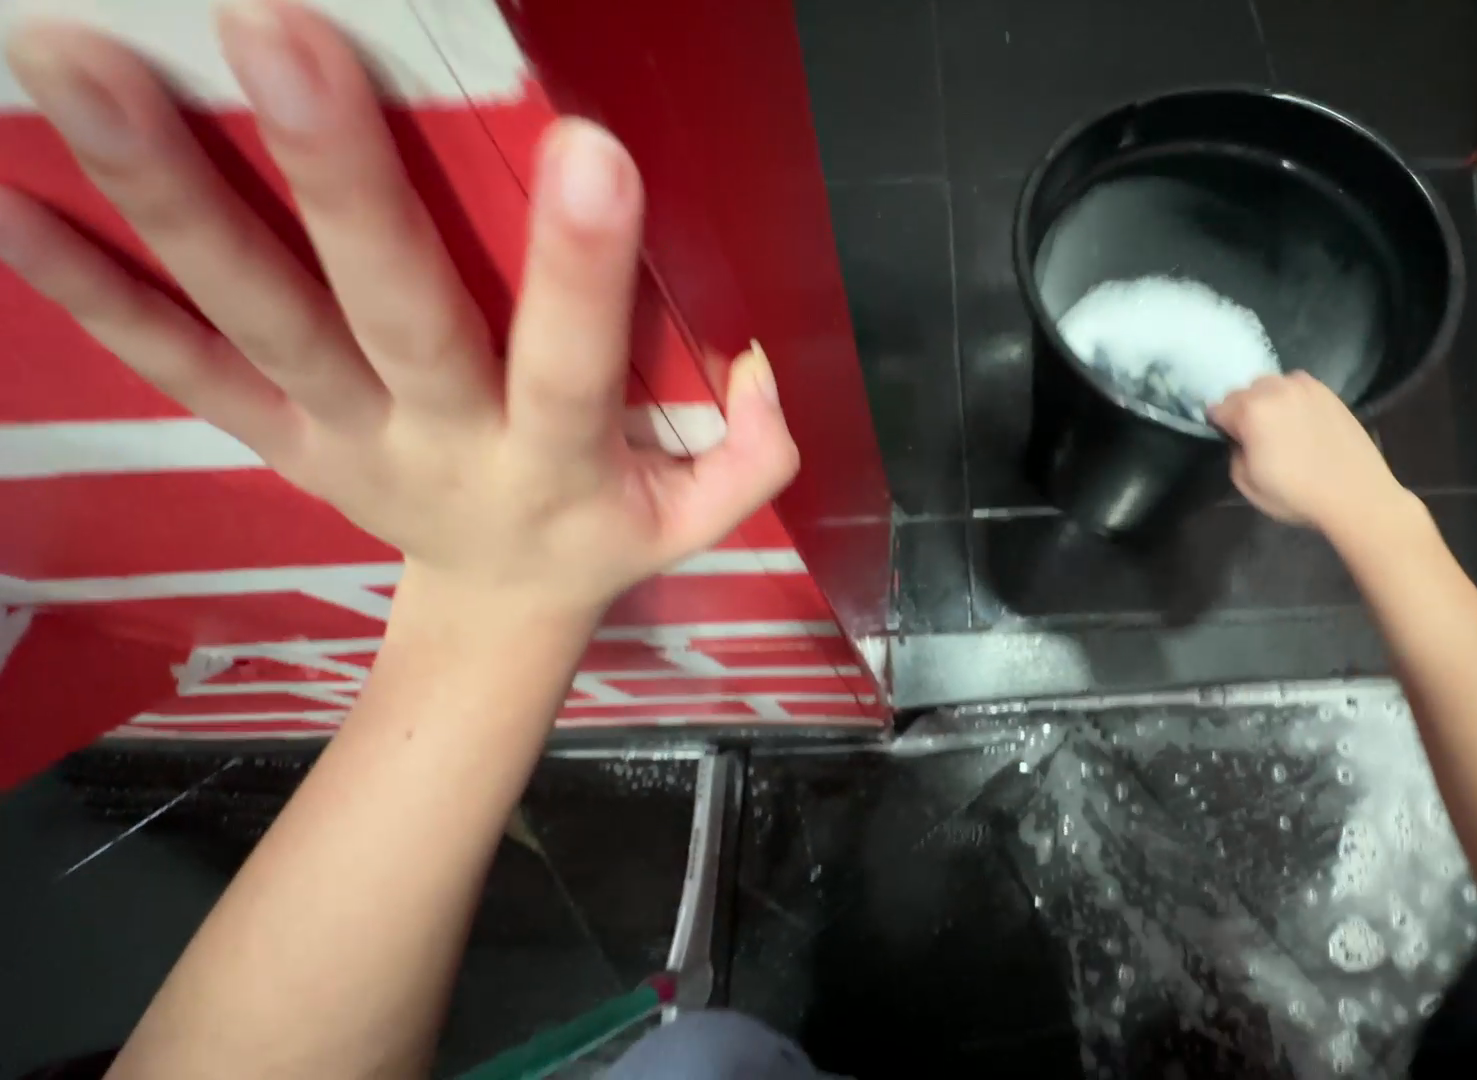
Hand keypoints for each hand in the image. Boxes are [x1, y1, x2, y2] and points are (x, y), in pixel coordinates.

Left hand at [0, 2, 797, 620]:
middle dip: (343, 187)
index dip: (581, 271)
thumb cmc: (612, 539)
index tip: (588, 150)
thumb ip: (756, 454)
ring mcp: (345, 441)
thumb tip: (763, 363)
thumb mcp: (702, 520)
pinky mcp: (279, 438)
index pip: (574, 366)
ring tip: (74, 62)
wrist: (502, 604)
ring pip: (261, 327)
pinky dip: (90, 293)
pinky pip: (181, 370)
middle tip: (279, 34)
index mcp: (561, 464)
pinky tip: (2, 197)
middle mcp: (444, 447)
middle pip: (393, 321)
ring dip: (171, 203)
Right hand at [1209, 372, 1410, 533]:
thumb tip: (1239, 439)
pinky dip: (1290, 398)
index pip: (1218, 408)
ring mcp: (1305, 388)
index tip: (1230, 442)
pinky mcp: (1327, 392)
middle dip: (1242, 410)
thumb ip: (1234, 452)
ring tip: (1279, 426)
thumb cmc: (1295, 494)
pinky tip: (1300, 421)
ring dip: (1266, 401)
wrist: (1355, 494)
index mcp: (1251, 412)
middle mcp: (1276, 390)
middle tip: (1254, 437)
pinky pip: (1296, 386)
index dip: (1219, 427)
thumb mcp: (1246, 483)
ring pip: (1270, 385)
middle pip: (1243, 392)